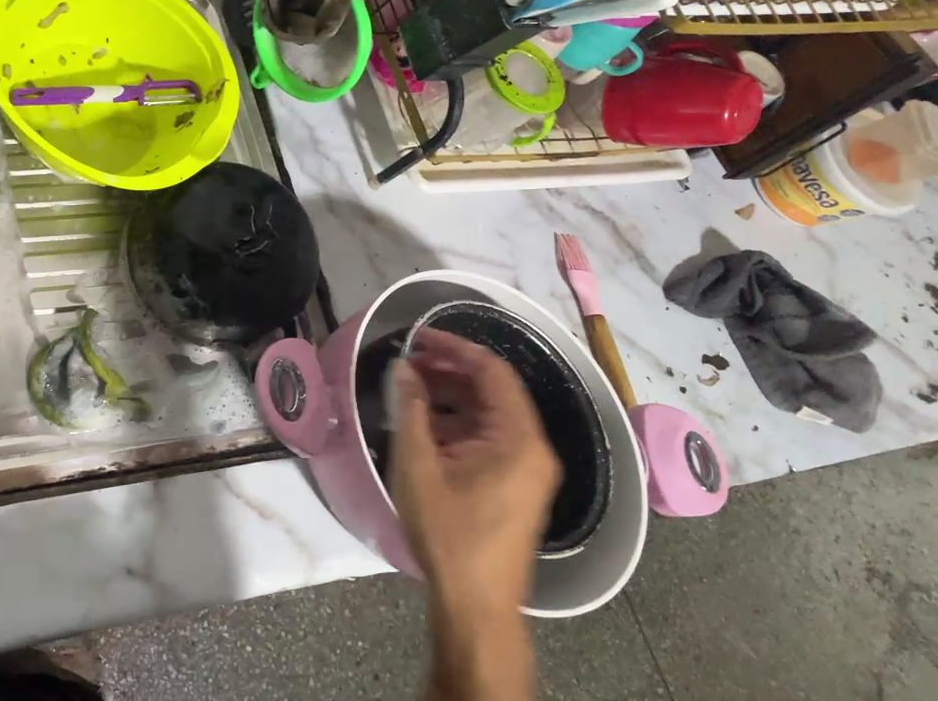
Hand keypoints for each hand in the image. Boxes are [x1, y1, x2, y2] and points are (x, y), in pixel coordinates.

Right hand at [389, 330, 558, 700]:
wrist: (475, 602)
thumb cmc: (448, 530)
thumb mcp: (418, 464)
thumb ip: (411, 409)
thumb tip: (404, 368)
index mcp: (519, 439)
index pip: (493, 373)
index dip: (455, 347)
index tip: (417, 336)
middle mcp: (532, 449)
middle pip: (493, 392)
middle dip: (449, 371)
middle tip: (406, 362)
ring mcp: (526, 470)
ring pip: (488, 416)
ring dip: (450, 397)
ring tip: (408, 391)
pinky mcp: (513, 486)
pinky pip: (487, 439)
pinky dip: (456, 424)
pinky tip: (422, 426)